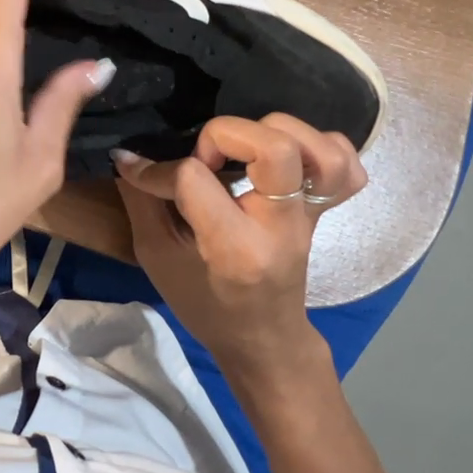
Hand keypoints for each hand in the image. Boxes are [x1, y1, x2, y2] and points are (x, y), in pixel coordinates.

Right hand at [113, 114, 367, 381]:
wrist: (265, 339)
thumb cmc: (205, 304)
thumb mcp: (157, 257)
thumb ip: (141, 201)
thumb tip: (127, 156)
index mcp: (234, 248)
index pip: (194, 178)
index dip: (158, 169)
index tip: (140, 174)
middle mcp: (281, 227)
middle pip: (275, 147)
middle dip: (225, 133)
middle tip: (205, 160)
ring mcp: (311, 216)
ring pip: (320, 148)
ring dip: (275, 133)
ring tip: (245, 151)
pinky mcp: (326, 208)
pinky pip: (345, 162)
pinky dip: (317, 146)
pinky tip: (286, 157)